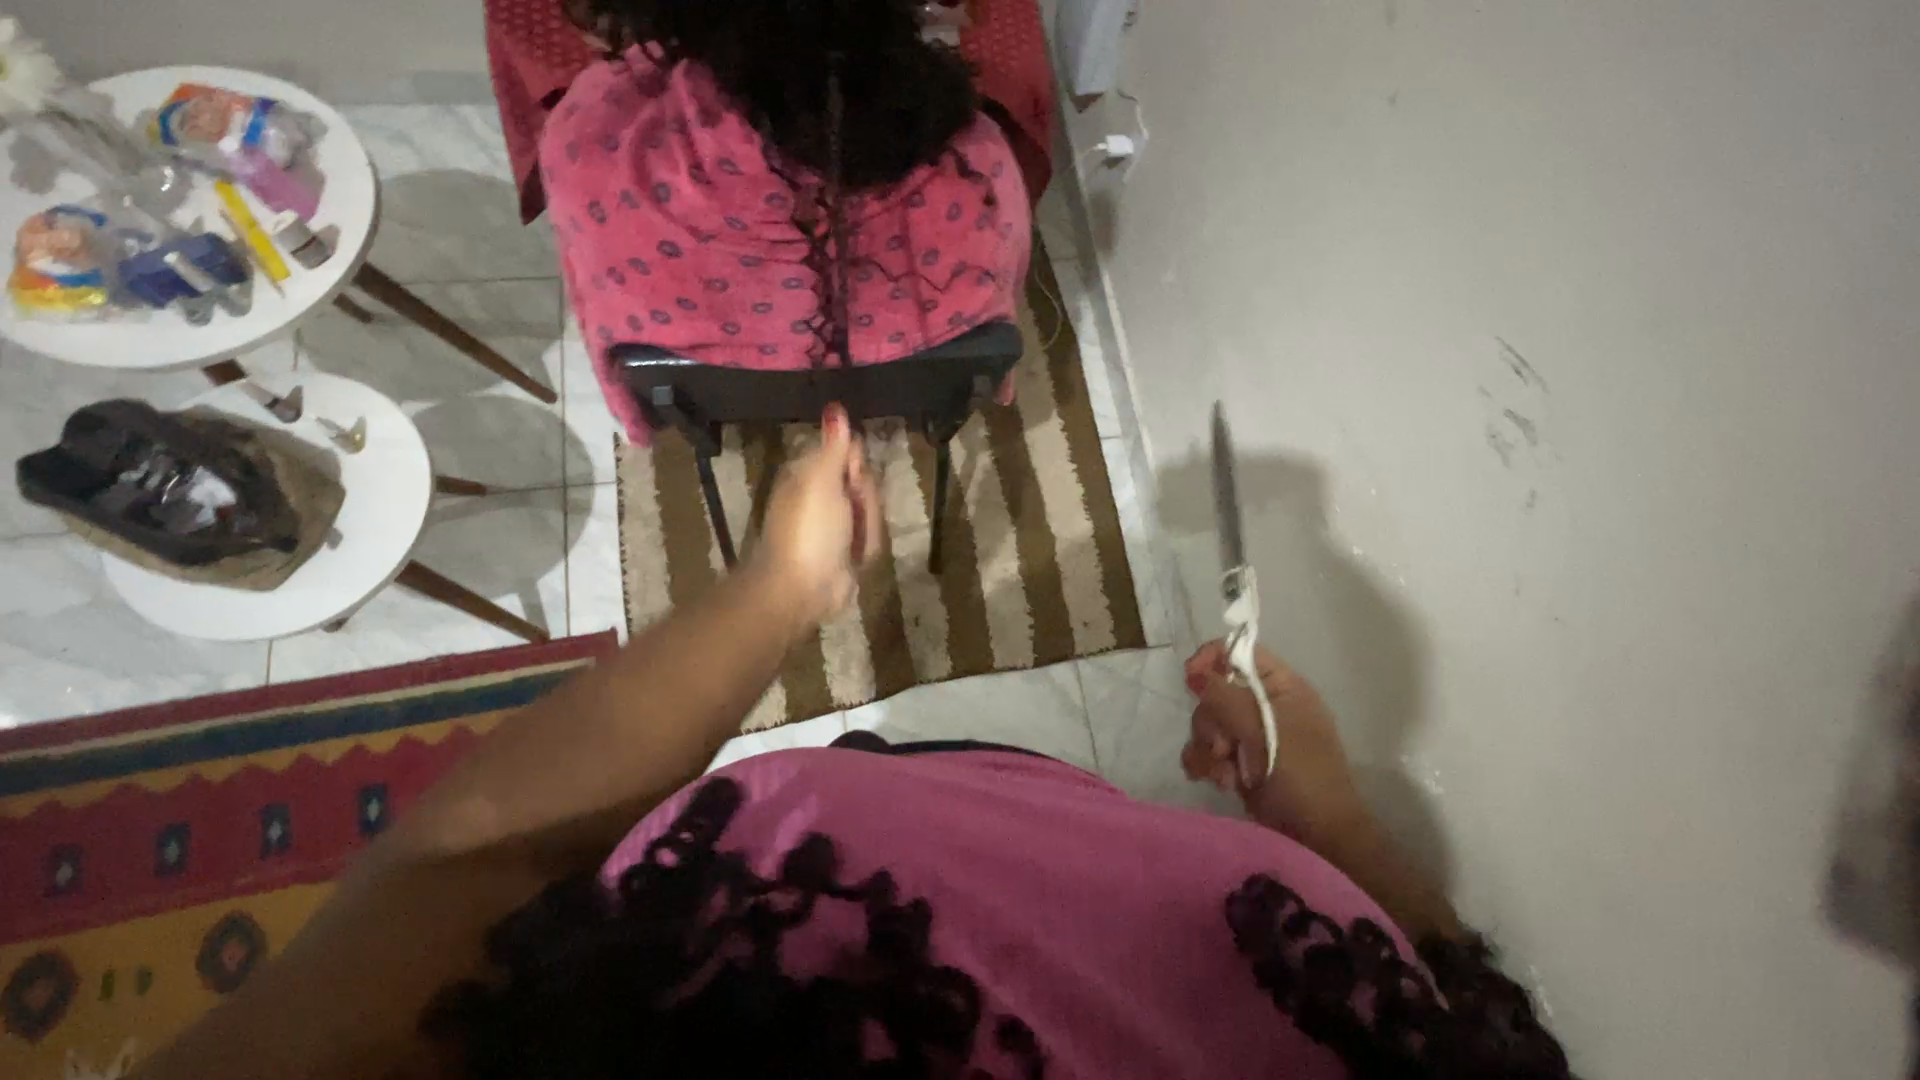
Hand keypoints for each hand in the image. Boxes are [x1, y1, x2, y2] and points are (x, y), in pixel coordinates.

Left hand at [746, 404, 882, 626]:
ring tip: (853, 542)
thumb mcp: (821, 478)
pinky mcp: (848, 550)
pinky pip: (871, 538)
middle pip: (866, 481)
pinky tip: (856, 557)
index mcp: (810, 472)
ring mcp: (837, 524)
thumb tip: (835, 407)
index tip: (853, 476)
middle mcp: (824, 494)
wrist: (801, 587)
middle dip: (867, 498)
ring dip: (868, 526)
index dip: (857, 463)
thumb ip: (833, 445)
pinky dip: (867, 547)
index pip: (849, 451)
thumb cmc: (808, 528)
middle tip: (853, 511)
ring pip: (872, 510)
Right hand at [1182, 640, 1366, 841]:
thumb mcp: (1264, 730)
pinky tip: (1219, 782)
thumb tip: (1194, 672)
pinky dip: (1205, 765)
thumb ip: (1226, 697)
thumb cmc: (1303, 775)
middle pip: (1214, 691)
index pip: (1240, 653)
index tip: (1191, 679)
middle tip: (1226, 746)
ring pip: (1205, 723)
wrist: (1317, 838)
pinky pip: (1204, 750)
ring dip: (1208, 748)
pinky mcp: (1236, 763)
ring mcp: (1249, 736)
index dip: (1212, 659)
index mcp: (1282, 688)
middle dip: (1212, 721)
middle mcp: (1263, 706)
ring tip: (1226, 774)